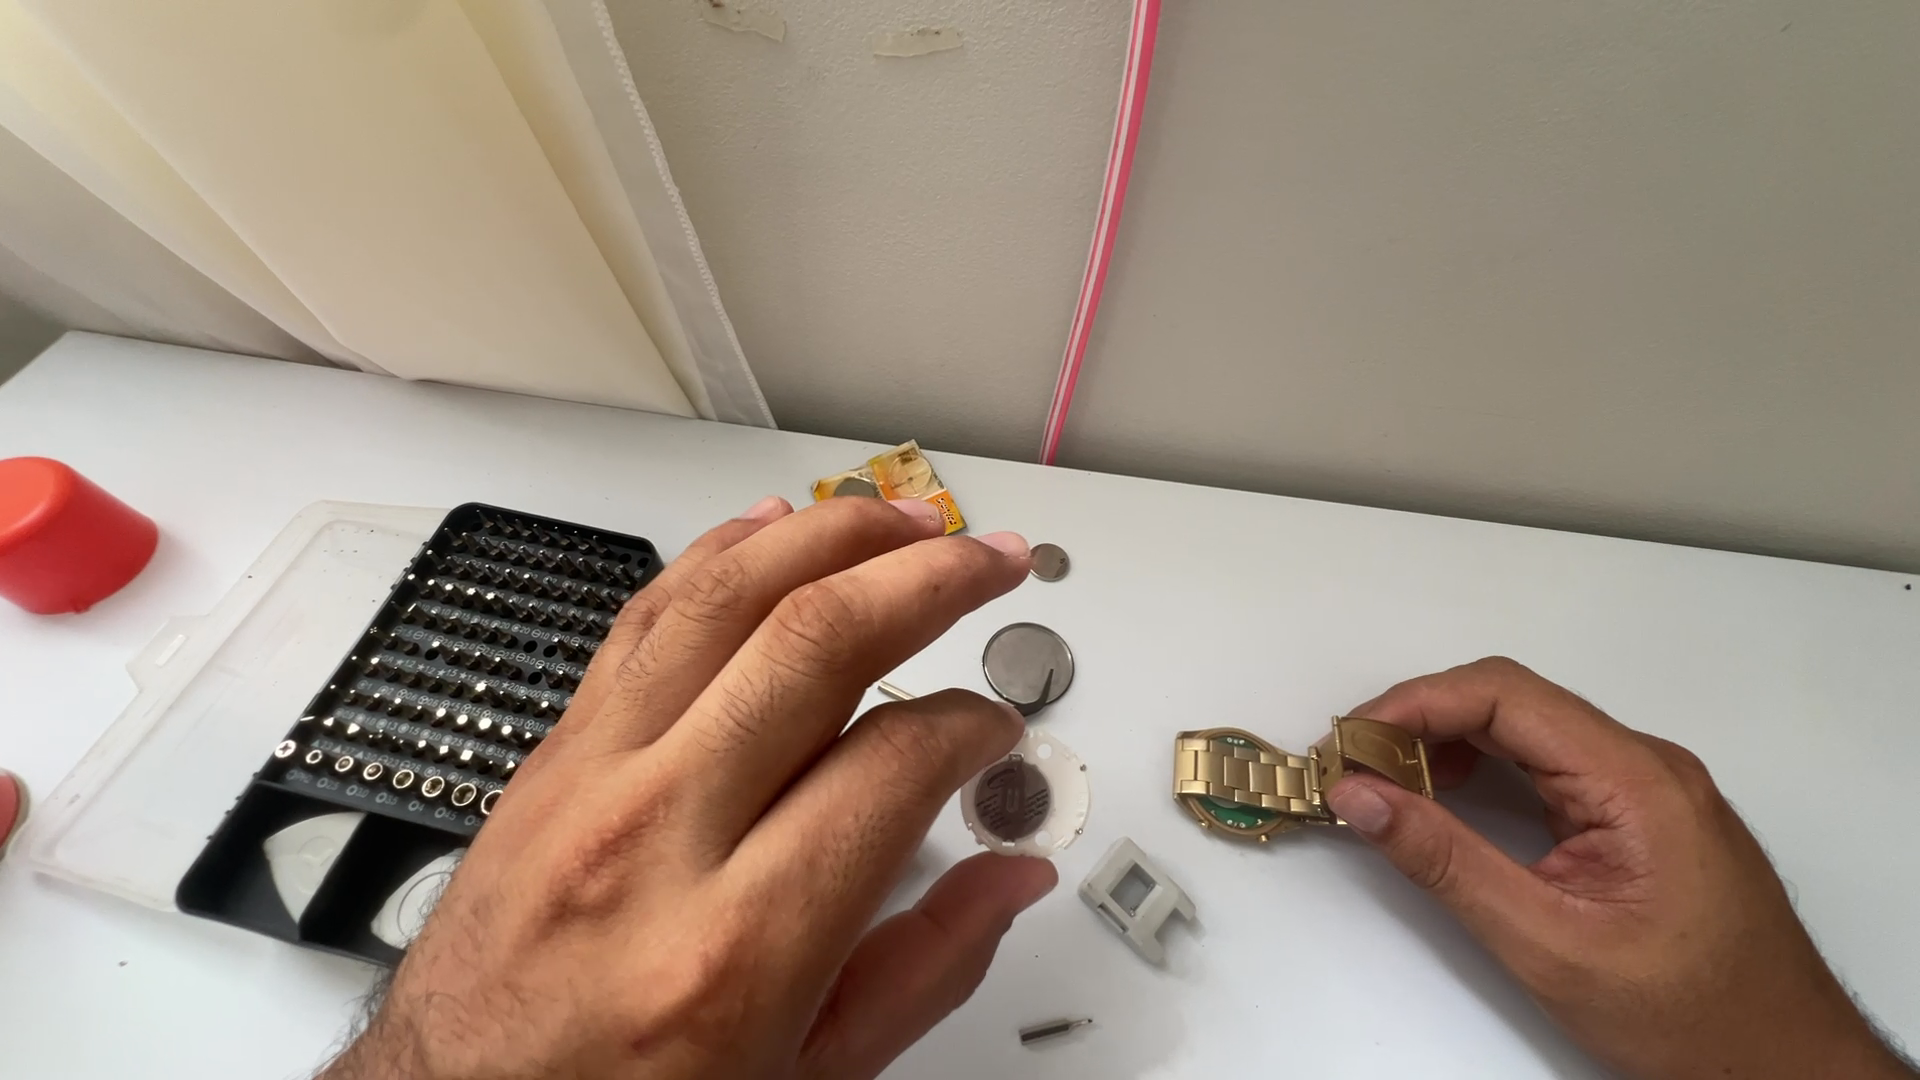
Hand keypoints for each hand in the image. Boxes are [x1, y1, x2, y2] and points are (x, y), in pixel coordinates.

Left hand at [323, 496, 1056, 1079]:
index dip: (971, 727)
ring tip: (908, 516)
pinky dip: (722, 551)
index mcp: (734, 947)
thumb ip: (929, 966)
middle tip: (994, 559)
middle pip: (815, 642)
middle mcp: (655, 835)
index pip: (893, 766)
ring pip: (727, 597)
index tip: (996, 729)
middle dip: (928, 577)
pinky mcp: (558, 748)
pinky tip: (778, 521)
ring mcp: (592, 773)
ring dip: (834, 536)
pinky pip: (645, 615)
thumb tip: (1014, 872)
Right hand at [1324, 657, 1914, 1079]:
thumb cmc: (1683, 1018)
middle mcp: (1638, 760)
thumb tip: (1352, 794)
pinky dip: (1469, 760)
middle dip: (1414, 718)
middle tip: (1352, 761)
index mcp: (1633, 780)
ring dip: (1436, 737)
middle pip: (1503, 697)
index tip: (1349, 744)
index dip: (1412, 705)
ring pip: (1513, 720)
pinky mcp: (1623, 801)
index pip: (1502, 695)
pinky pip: (1530, 752)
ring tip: (1382, 778)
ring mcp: (1634, 778)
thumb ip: (1442, 861)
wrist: (1791, 1075)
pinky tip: (1438, 792)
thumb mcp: (1546, 944)